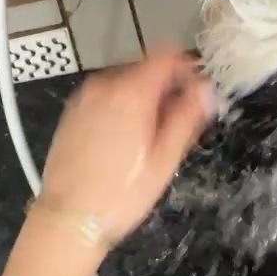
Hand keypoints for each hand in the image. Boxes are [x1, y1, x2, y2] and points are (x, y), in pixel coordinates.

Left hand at [37, 44, 213, 243]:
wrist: (70, 218)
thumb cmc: (123, 194)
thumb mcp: (164, 160)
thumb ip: (187, 117)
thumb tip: (206, 89)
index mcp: (132, 93)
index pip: (167, 57)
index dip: (188, 69)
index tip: (200, 92)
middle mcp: (104, 85)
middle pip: (145, 70)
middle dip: (166, 89)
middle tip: (178, 124)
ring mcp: (83, 97)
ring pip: (124, 84)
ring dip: (143, 99)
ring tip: (151, 138)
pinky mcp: (71, 113)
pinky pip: (105, 98)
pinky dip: (121, 108)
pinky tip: (125, 141)